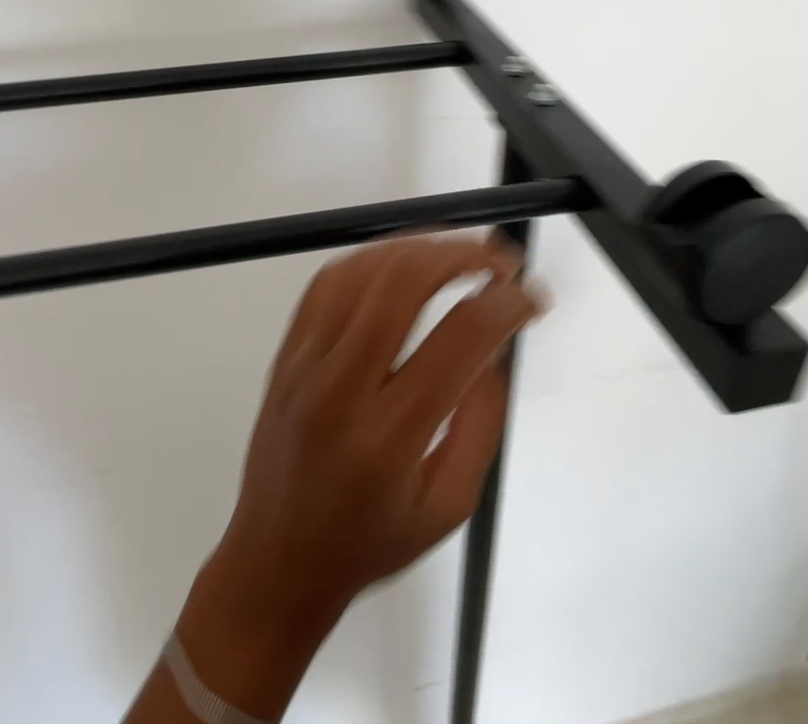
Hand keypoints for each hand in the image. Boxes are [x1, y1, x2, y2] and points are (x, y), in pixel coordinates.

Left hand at [139, 233, 545, 721]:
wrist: (275, 563)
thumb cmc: (365, 544)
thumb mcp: (449, 505)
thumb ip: (481, 422)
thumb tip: (493, 348)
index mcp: (389, 438)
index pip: (461, 337)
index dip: (508, 303)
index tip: (532, 299)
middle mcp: (340, 390)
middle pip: (403, 282)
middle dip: (464, 255)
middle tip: (500, 261)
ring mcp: (304, 366)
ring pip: (361, 271)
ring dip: (418, 246)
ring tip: (459, 252)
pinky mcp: (284, 356)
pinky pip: (324, 284)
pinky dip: (370, 259)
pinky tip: (400, 262)